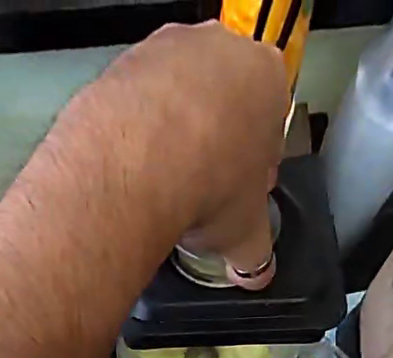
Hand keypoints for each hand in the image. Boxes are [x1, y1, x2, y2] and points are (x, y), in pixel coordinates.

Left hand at [60, 22, 289, 287]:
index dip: (255, 170)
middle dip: (214, 150)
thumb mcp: (247, 233)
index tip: (239, 197)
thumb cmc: (211, 183)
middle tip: (202, 195)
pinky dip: (137, 138)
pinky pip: (135, 107)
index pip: (271, 127)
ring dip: (173, 143)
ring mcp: (167, 49)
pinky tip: (135, 175)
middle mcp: (220, 48)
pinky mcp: (121, 63)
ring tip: (163, 190)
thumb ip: (257, 252)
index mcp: (268, 78)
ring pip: (177, 104)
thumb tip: (256, 273)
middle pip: (223, 108)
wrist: (140, 161)